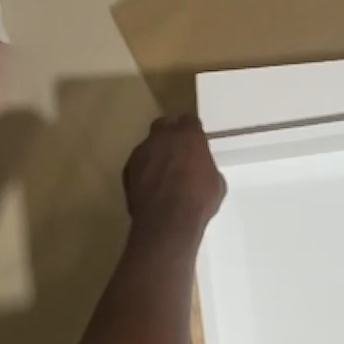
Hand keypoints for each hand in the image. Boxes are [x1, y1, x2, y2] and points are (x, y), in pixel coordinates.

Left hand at [123, 115, 224, 241]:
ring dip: (155, 154)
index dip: (193, 132)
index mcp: (188, 135)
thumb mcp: (215, 183)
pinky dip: (144, 171)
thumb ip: (205, 167)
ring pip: (148, 145)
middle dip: (170, 135)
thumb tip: (199, 172)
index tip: (195, 143)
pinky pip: (138, 164)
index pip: (190, 121)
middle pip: (164, 125)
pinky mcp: (127, 170)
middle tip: (178, 153)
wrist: (166, 221)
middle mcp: (162, 137)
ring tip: (163, 175)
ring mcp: (141, 152)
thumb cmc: (198, 200)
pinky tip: (151, 188)